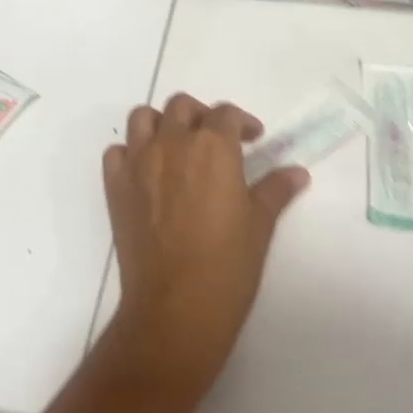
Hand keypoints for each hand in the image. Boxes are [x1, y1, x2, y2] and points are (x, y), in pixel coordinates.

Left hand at [102, 93, 309, 394]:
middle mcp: (171, 143)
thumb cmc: (227, 265)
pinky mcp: (115, 186)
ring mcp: (138, 162)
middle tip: (216, 140)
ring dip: (162, 124)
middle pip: (182, 107)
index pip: (226, 114)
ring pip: (143, 118)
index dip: (242, 122)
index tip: (253, 139)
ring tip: (177, 146)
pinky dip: (130, 152)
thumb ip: (276, 189)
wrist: (175, 306)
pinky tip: (147, 172)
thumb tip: (296, 172)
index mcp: (212, 146)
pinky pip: (117, 152)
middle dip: (202, 116)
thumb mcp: (260, 224)